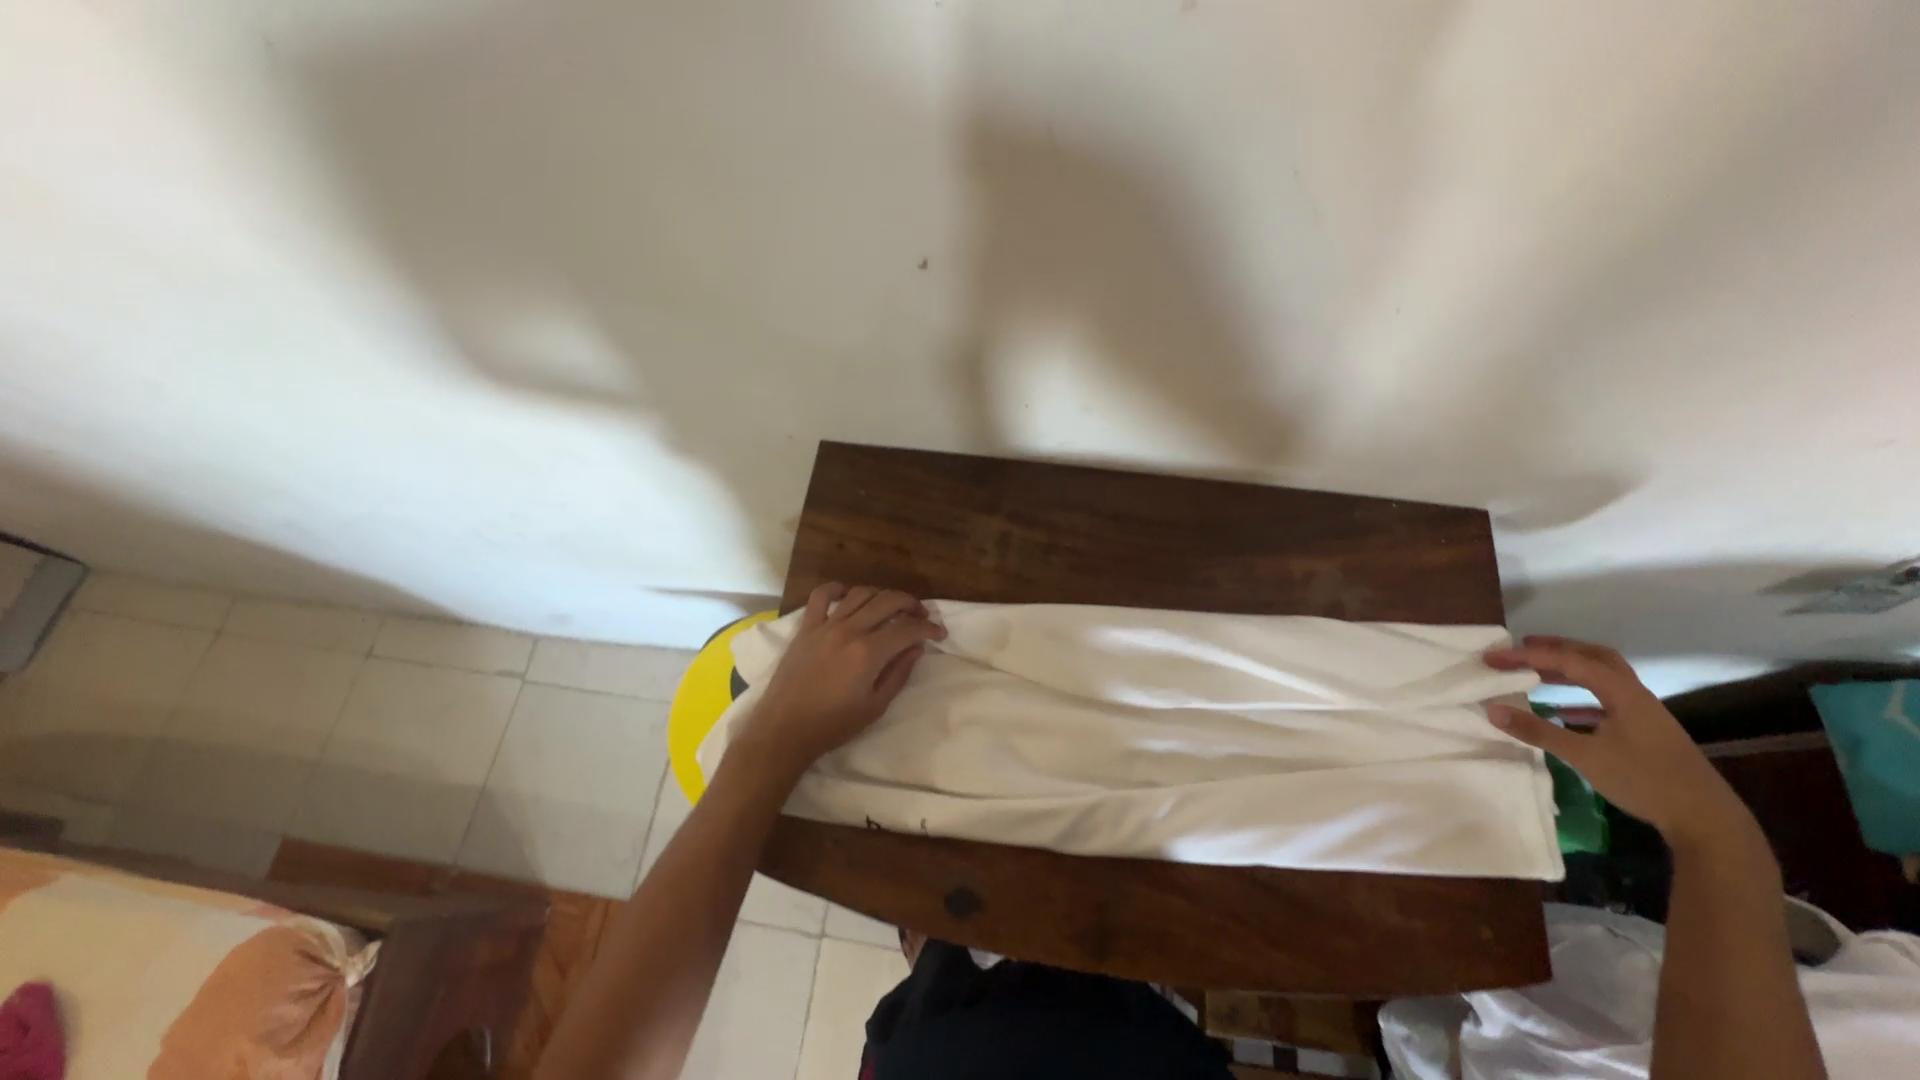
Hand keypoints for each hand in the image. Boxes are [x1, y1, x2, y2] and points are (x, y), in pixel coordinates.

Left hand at [734, 583, 946, 772]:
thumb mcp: (875, 706)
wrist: (784, 730)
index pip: (908, 628)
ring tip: (891, 608)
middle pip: (888, 601)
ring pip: (860, 593)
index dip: (929, 628)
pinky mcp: (806, 628)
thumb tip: (917, 648)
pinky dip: (837, 589)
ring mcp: (825, 626)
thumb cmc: (833, 725)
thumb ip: (899, 673)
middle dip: (911, 604)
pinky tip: (848, 596)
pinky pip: (821, 596)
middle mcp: (849, 630)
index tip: (939, 634)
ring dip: (881, 596)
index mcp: (869, 652)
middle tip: (922, 616)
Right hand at [1483, 635, 1752, 847]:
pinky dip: (1579, 699)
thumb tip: (1493, 710)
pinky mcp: (1644, 732)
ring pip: (1602, 679)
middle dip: (1557, 649)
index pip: (1569, 661)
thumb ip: (1539, 731)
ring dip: (1569, 672)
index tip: (1493, 658)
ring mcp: (1642, 714)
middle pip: (1594, 657)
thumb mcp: (1585, 756)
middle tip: (1523, 648)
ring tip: (1537, 675)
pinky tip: (1561, 713)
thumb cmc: (1644, 780)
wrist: (1704, 818)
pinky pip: (1605, 701)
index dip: (1527, 656)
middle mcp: (1635, 695)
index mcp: (1622, 692)